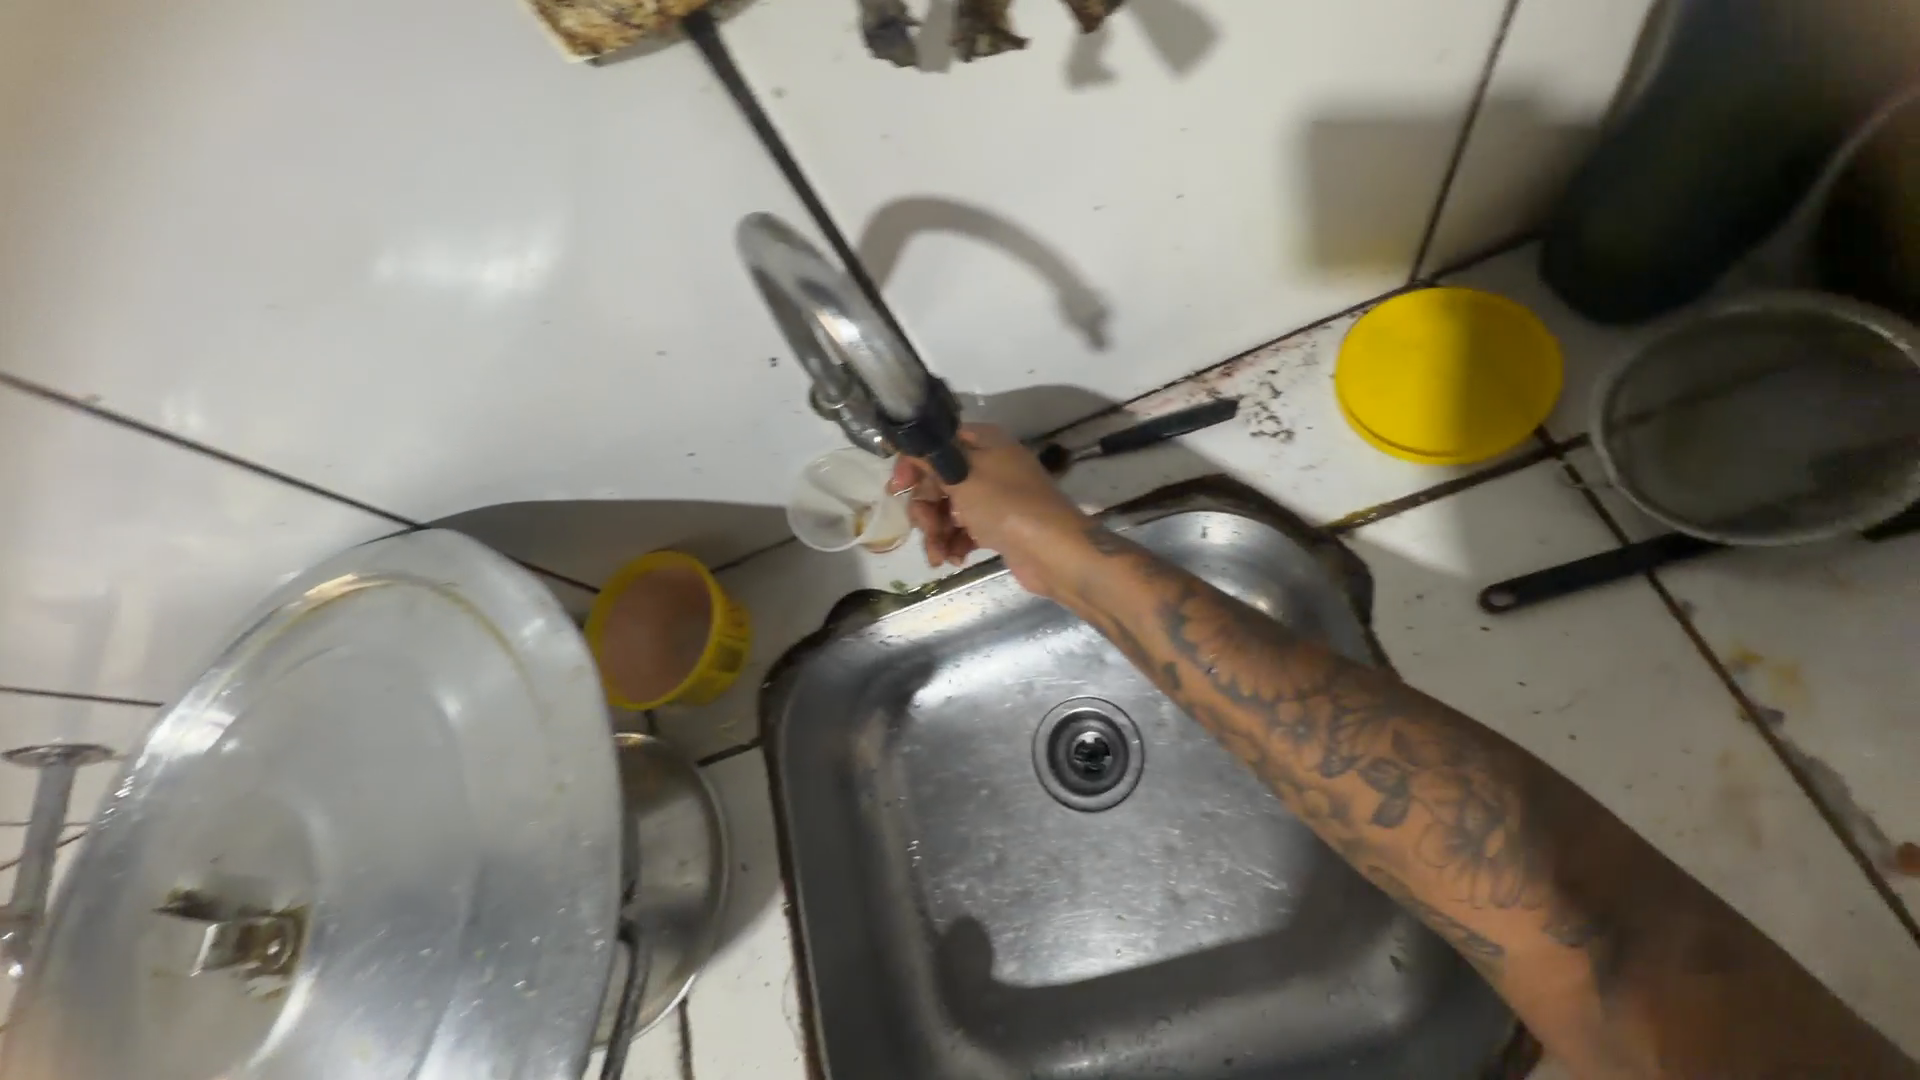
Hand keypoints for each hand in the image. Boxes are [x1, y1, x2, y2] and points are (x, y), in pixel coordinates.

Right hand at [888, 424, 1093, 599]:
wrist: (1054, 551)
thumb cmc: (1007, 506)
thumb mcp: (962, 477)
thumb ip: (929, 459)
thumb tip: (906, 439)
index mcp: (983, 442)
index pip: (937, 443)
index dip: (913, 464)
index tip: (898, 488)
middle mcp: (989, 464)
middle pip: (939, 480)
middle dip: (926, 508)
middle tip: (926, 528)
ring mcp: (995, 497)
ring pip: (949, 508)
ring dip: (937, 532)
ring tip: (938, 555)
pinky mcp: (998, 526)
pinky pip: (965, 529)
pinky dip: (955, 543)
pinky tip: (953, 559)